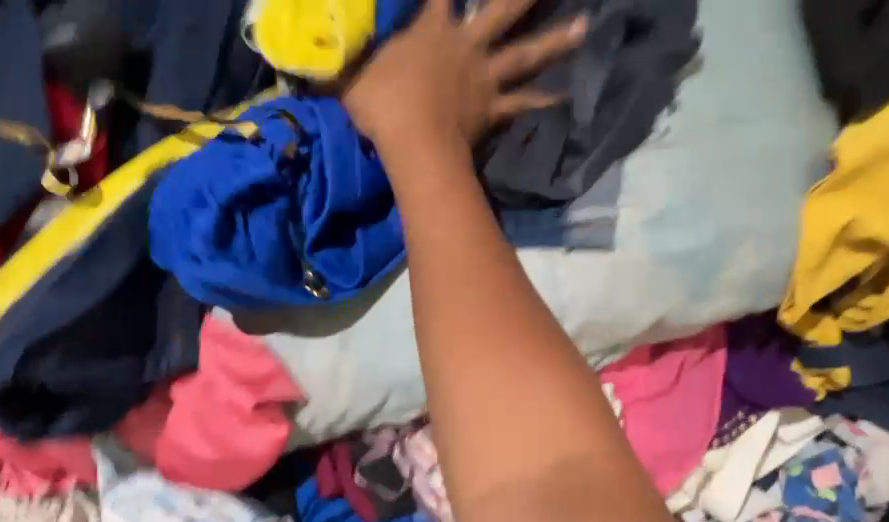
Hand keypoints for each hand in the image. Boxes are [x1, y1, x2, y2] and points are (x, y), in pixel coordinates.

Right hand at [340, 0, 585, 152]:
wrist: (410, 141)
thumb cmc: (376, 105)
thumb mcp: (345, 79)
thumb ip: (334, 66)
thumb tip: (302, 62)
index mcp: (429, 30)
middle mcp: (463, 44)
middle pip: (502, 8)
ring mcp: (482, 77)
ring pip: (525, 52)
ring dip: (556, 39)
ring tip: (586, 24)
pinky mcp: (490, 110)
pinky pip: (520, 106)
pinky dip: (542, 104)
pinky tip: (564, 100)